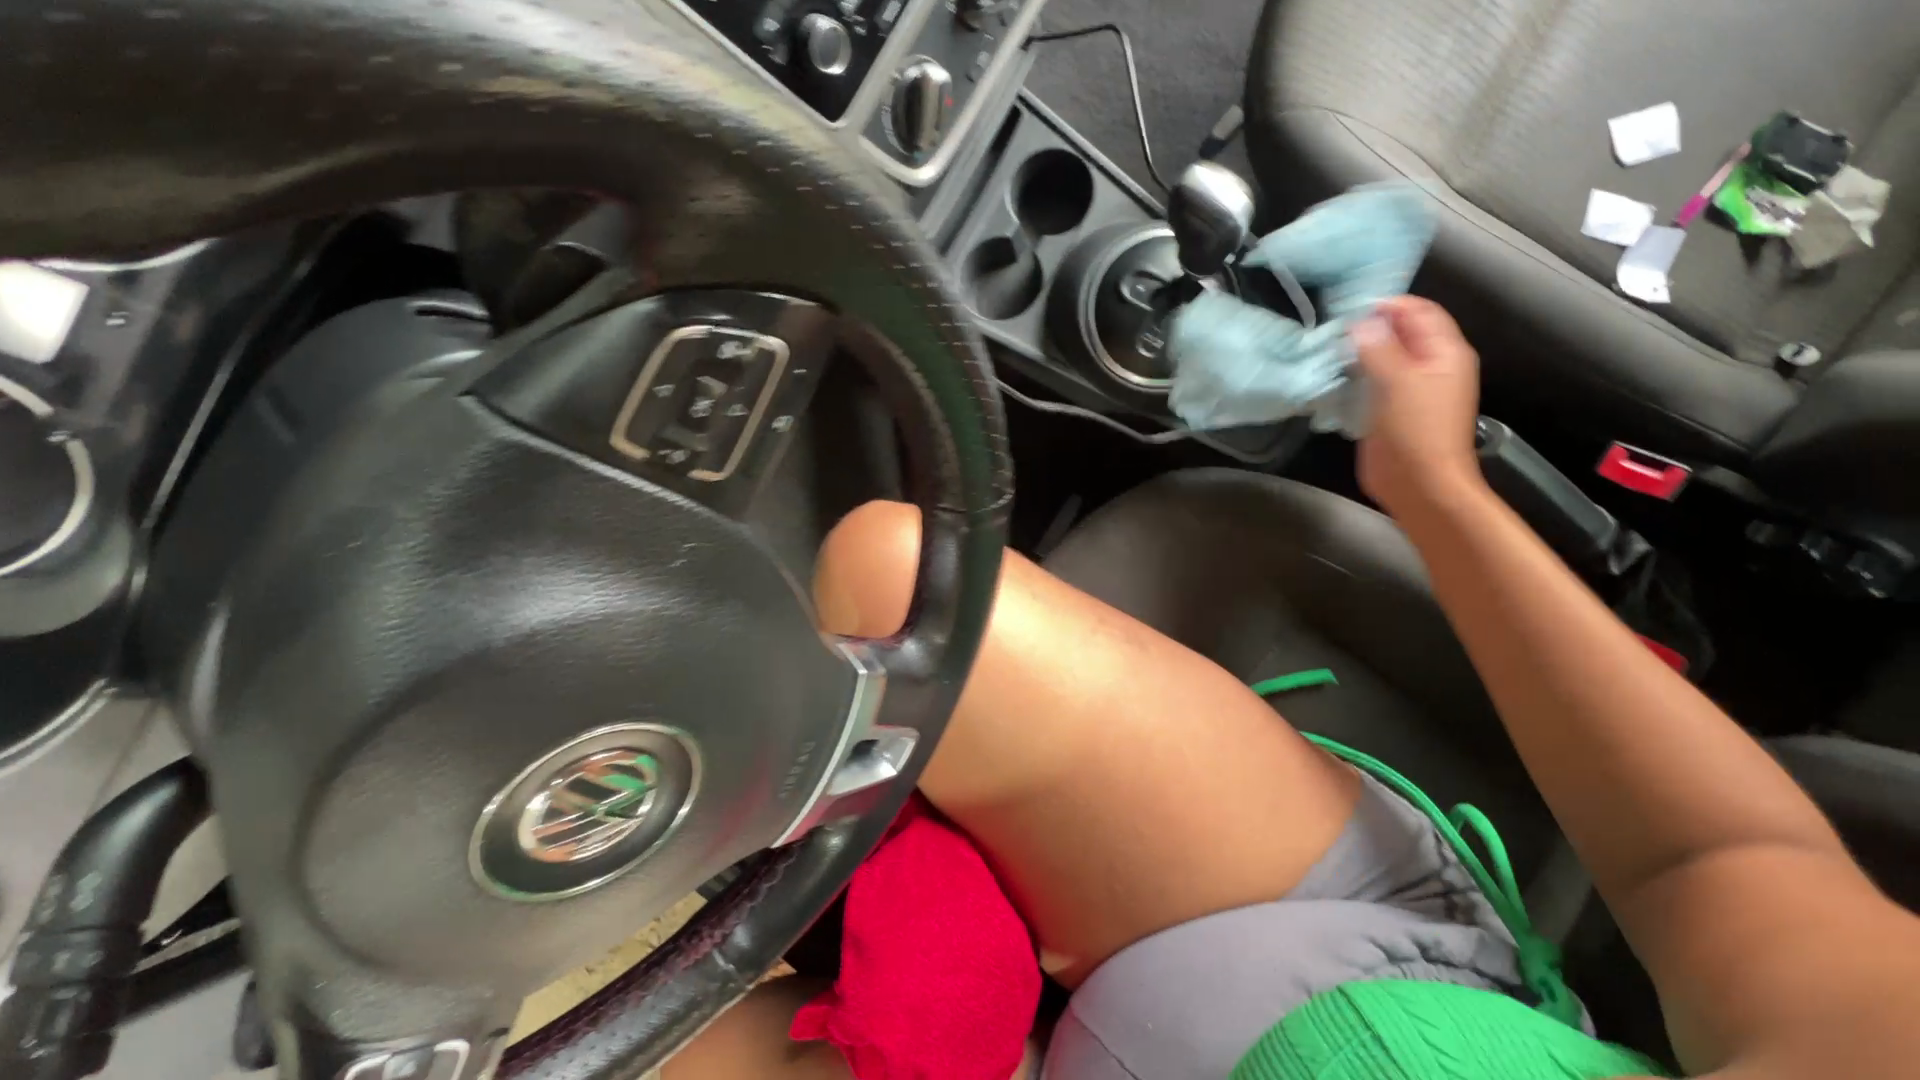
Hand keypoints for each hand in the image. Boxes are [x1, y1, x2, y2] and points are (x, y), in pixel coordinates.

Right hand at [1352, 297, 1486, 521]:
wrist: (1419, 484)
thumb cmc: (1417, 431)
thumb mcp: (1398, 381)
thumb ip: (1378, 348)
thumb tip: (1359, 323)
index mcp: (1445, 352)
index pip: (1419, 311)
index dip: (1388, 306)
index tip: (1351, 310)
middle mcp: (1429, 366)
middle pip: (1399, 333)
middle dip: (1369, 329)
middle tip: (1334, 330)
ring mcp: (1409, 389)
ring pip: (1382, 358)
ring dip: (1358, 354)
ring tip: (1329, 351)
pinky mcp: (1389, 409)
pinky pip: (1371, 383)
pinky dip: (1354, 376)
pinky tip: (1334, 376)